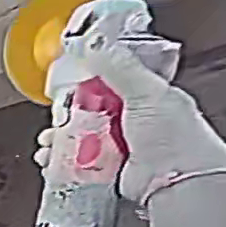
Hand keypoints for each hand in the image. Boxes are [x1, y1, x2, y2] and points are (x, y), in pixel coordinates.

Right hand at [34, 33, 225, 204]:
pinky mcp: (109, 171)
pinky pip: (78, 164)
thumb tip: (92, 44)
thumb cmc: (174, 136)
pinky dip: (61, 163)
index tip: (69, 83)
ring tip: (48, 144)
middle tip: (55, 119)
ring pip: (81, 139)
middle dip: (67, 117)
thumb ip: (119, 68)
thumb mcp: (147, 92)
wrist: (177, 182)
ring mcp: (120, 147)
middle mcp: (134, 121)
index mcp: (149, 97)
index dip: (89, 82)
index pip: (114, 83)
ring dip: (60, 142)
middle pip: (91, 113)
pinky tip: (51, 161)